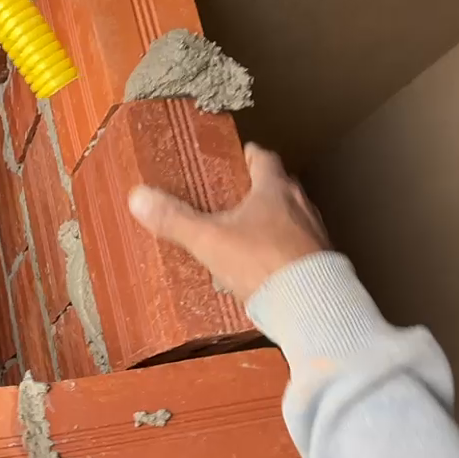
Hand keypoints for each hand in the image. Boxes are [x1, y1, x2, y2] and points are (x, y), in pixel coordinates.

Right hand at [127, 144, 328, 299]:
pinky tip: (264, 266)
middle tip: (237, 195)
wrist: (309, 302)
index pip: (264, 160)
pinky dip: (281, 250)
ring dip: (272, 221)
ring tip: (247, 233)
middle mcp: (300, 206)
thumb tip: (139, 197)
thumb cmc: (260, 262)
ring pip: (291, 218)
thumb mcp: (208, 240)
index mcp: (274, 190)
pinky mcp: (319, 262)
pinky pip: (297, 248)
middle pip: (280, 188)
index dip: (250, 155)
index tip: (241, 154)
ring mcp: (314, 234)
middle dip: (259, 189)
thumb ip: (175, 219)